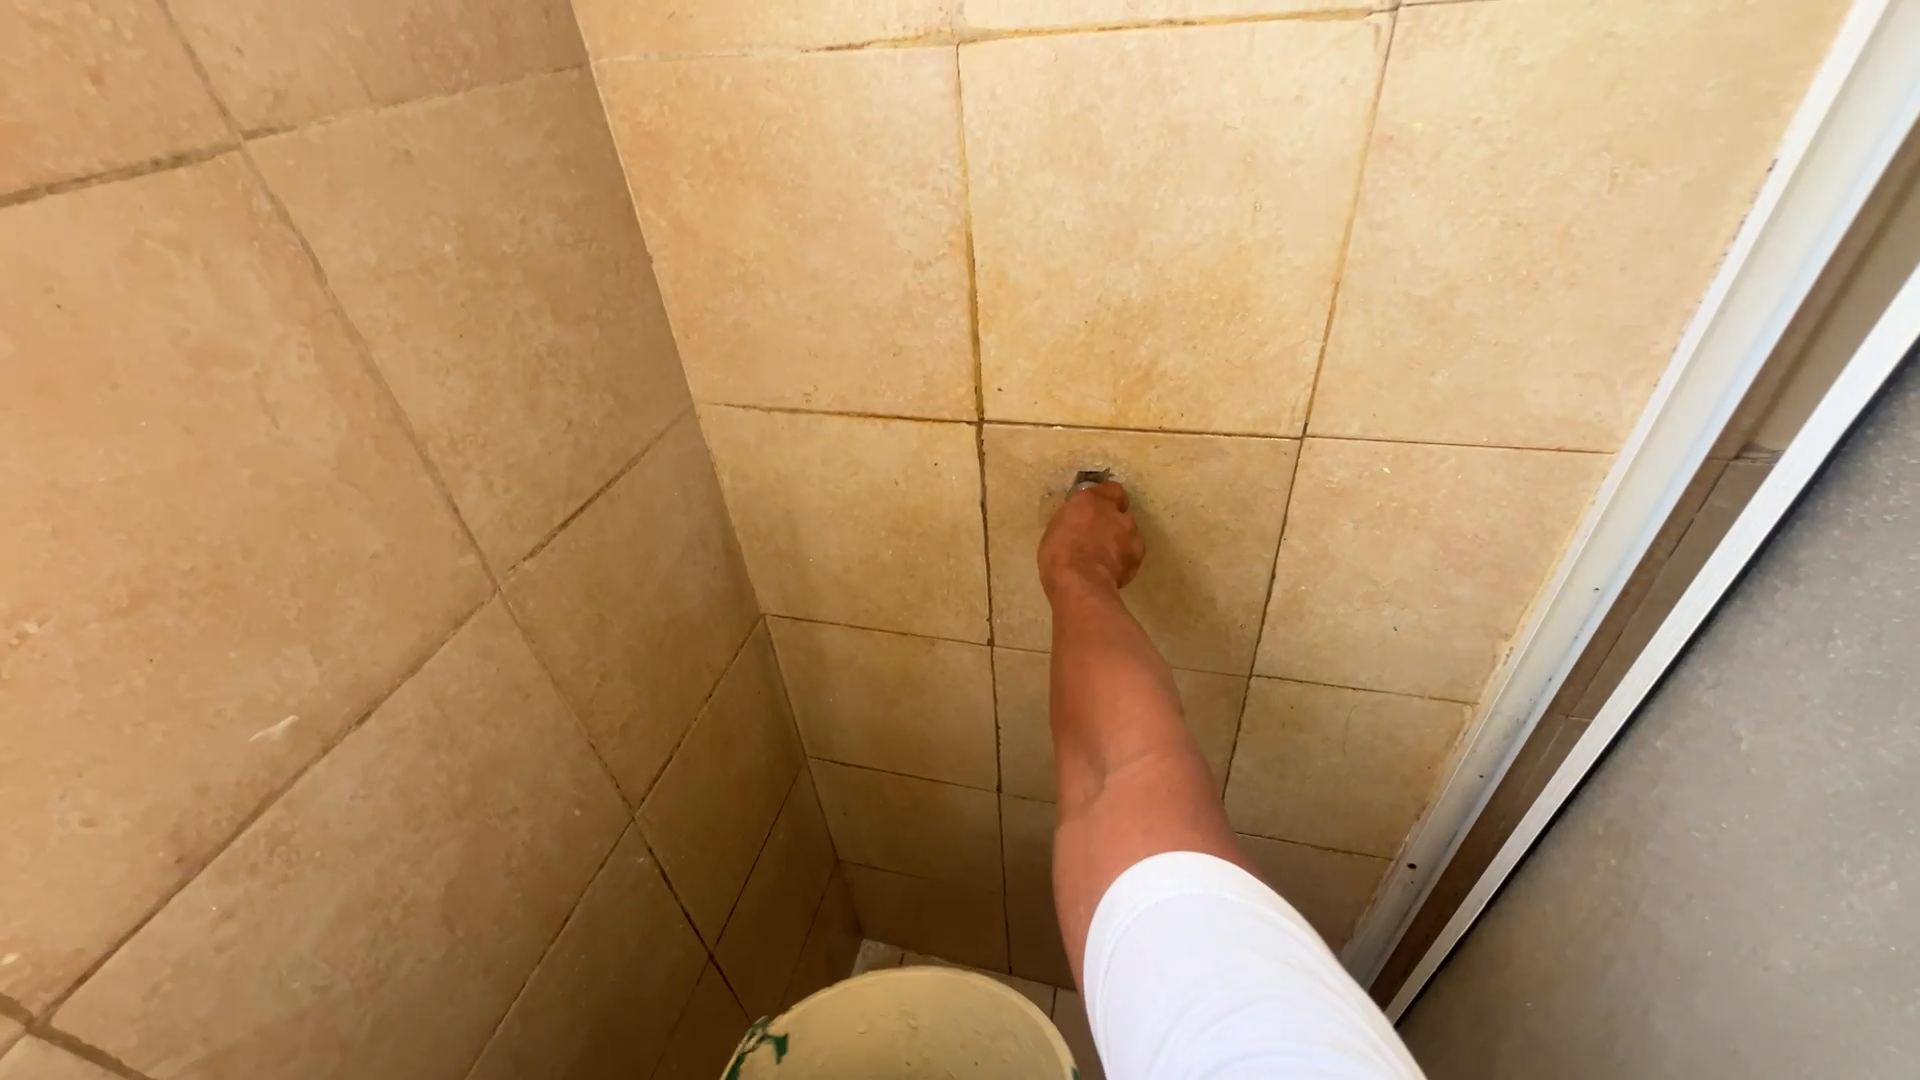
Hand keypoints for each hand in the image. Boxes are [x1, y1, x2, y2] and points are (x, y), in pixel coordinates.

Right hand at [1038, 481, 1144, 597]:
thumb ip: (1074, 521)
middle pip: (1120, 513)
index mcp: (1092, 500)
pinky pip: (1131, 554)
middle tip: (1098, 538)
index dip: (1106, 501)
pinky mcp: (1138, 555)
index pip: (1111, 490)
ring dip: (1120, 542)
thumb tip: (1079, 526)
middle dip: (1113, 523)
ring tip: (1105, 559)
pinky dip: (1124, 560)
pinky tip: (1111, 572)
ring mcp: (1131, 533)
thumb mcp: (1057, 529)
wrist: (1079, 582)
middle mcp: (1115, 512)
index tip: (1096, 511)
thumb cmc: (1058, 554)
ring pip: (1129, 534)